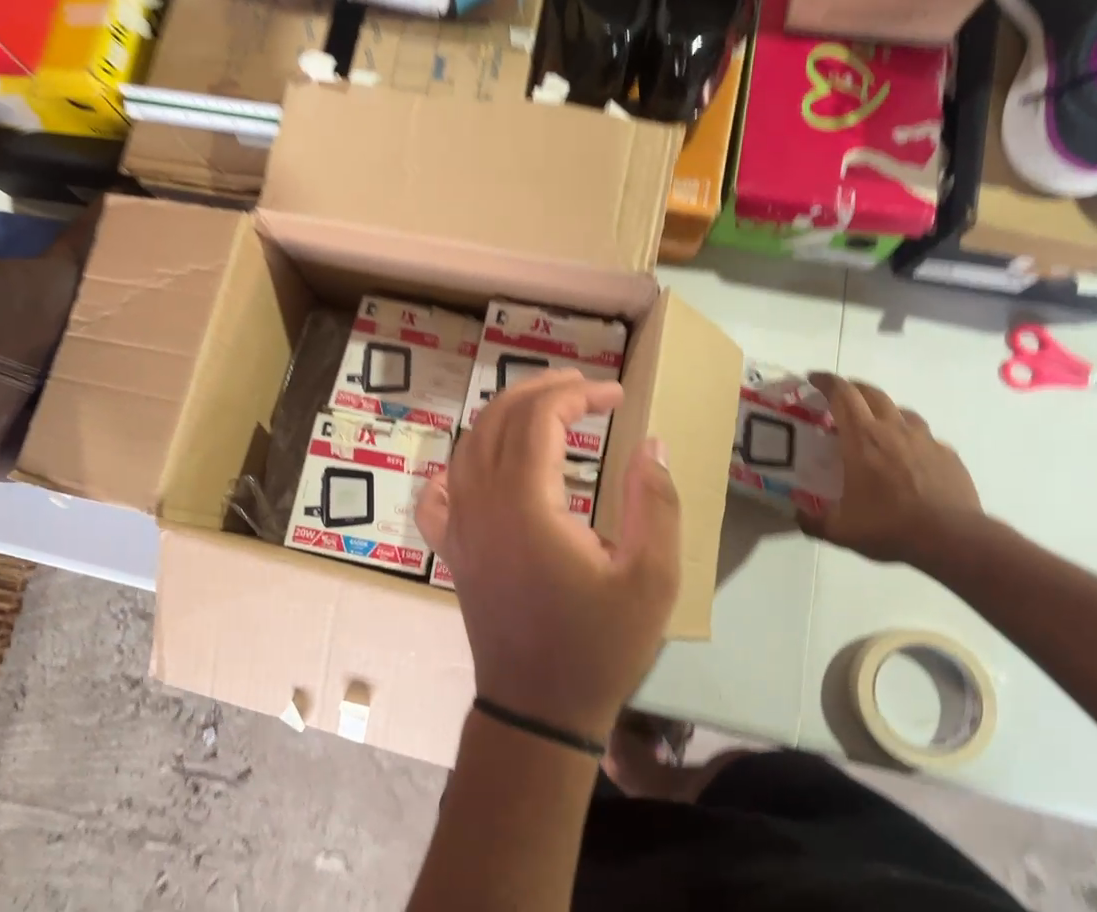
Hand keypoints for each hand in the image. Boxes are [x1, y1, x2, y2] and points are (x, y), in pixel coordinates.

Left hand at [416, 369, 679, 741]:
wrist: (538, 710)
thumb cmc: (599, 646)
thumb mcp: (652, 577)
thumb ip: (655, 501)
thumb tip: (651, 443)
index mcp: (525, 503)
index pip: (539, 418)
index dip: (577, 393)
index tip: (617, 394)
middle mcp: (481, 503)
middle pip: (497, 420)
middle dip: (540, 391)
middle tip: (583, 387)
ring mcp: (459, 527)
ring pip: (468, 447)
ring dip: (504, 417)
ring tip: (544, 410)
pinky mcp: (453, 550)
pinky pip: (441, 494)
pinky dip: (458, 467)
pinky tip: (476, 466)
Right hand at [799, 373, 982, 563]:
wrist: (952, 539)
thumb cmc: (888, 527)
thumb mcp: (840, 530)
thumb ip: (814, 520)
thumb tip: (797, 515)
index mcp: (862, 439)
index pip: (842, 395)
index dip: (826, 382)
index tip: (814, 379)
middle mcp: (894, 430)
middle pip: (872, 394)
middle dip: (853, 389)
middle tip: (840, 397)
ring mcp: (925, 441)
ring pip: (902, 412)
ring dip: (884, 412)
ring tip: (876, 428)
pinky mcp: (948, 456)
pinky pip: (925, 438)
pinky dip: (911, 440)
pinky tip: (909, 460)